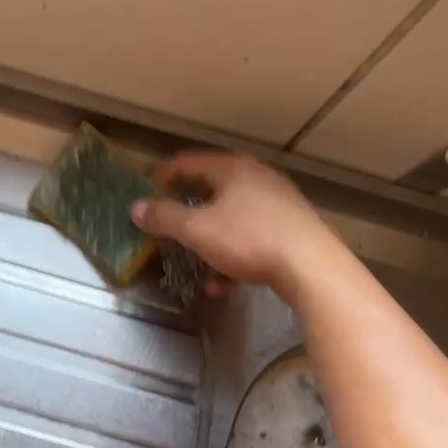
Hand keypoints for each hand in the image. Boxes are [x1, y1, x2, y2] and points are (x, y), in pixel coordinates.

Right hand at [130, 152, 341, 294]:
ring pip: (233, 217)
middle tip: (166, 219)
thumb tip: (137, 208)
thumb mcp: (197, 230)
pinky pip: (251, 240)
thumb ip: (164, 218)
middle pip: (214, 188)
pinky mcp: (290, 230)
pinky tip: (221, 285)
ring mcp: (278, 204)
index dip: (164, 173)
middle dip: (188, 206)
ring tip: (191, 257)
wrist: (310, 267)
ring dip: (209, 237)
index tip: (145, 184)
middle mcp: (258, 178)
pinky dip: (232, 257)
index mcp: (234, 169)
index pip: (190, 162)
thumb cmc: (248, 239)